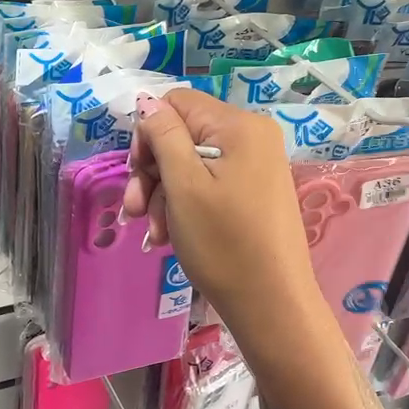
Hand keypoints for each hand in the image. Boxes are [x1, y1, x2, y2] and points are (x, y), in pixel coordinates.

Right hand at [122, 89, 317, 315]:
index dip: (148, 134)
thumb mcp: (183, 185)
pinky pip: (208, 182)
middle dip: (152, 172)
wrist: (272, 307)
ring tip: (154, 232)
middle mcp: (251, 136)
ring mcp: (255, 164)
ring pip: (190, 162)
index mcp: (238, 126)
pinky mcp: (254, 190)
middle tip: (136, 211)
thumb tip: (147, 101)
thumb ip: (162, 135)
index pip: (175, 103)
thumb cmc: (224, 243)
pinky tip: (170, 234)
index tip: (137, 174)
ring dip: (163, 194)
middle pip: (181, 134)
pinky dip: (184, 204)